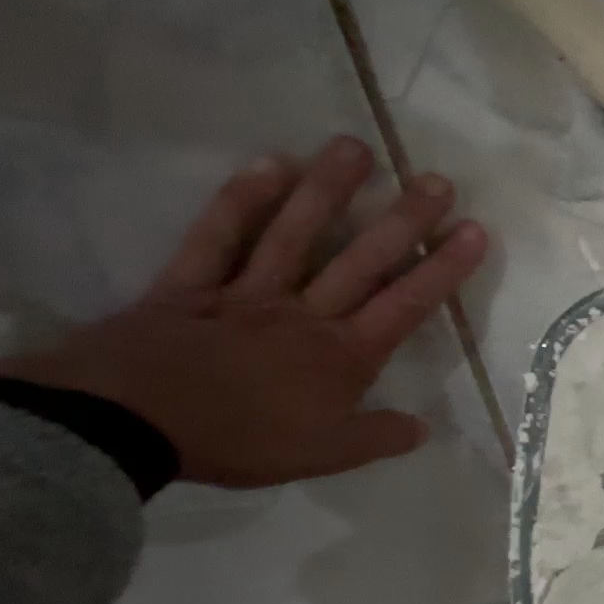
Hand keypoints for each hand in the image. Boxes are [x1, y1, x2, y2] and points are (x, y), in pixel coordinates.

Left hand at [0, 135, 487, 487]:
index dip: (443, 267)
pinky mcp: (190, 284)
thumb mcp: (326, 455)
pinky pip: (219, 236)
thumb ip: (379, 438)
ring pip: (296, 235)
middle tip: (435, 179)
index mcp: (344, 356)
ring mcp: (247, 292)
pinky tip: (268, 164)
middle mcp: (306, 314)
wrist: (130, 423)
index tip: (474, 232)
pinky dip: (241, 200)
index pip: (407, 305)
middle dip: (404, 220)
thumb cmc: (242, 440)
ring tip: (356, 148)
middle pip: (363, 260)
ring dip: (328, 190)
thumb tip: (423, 427)